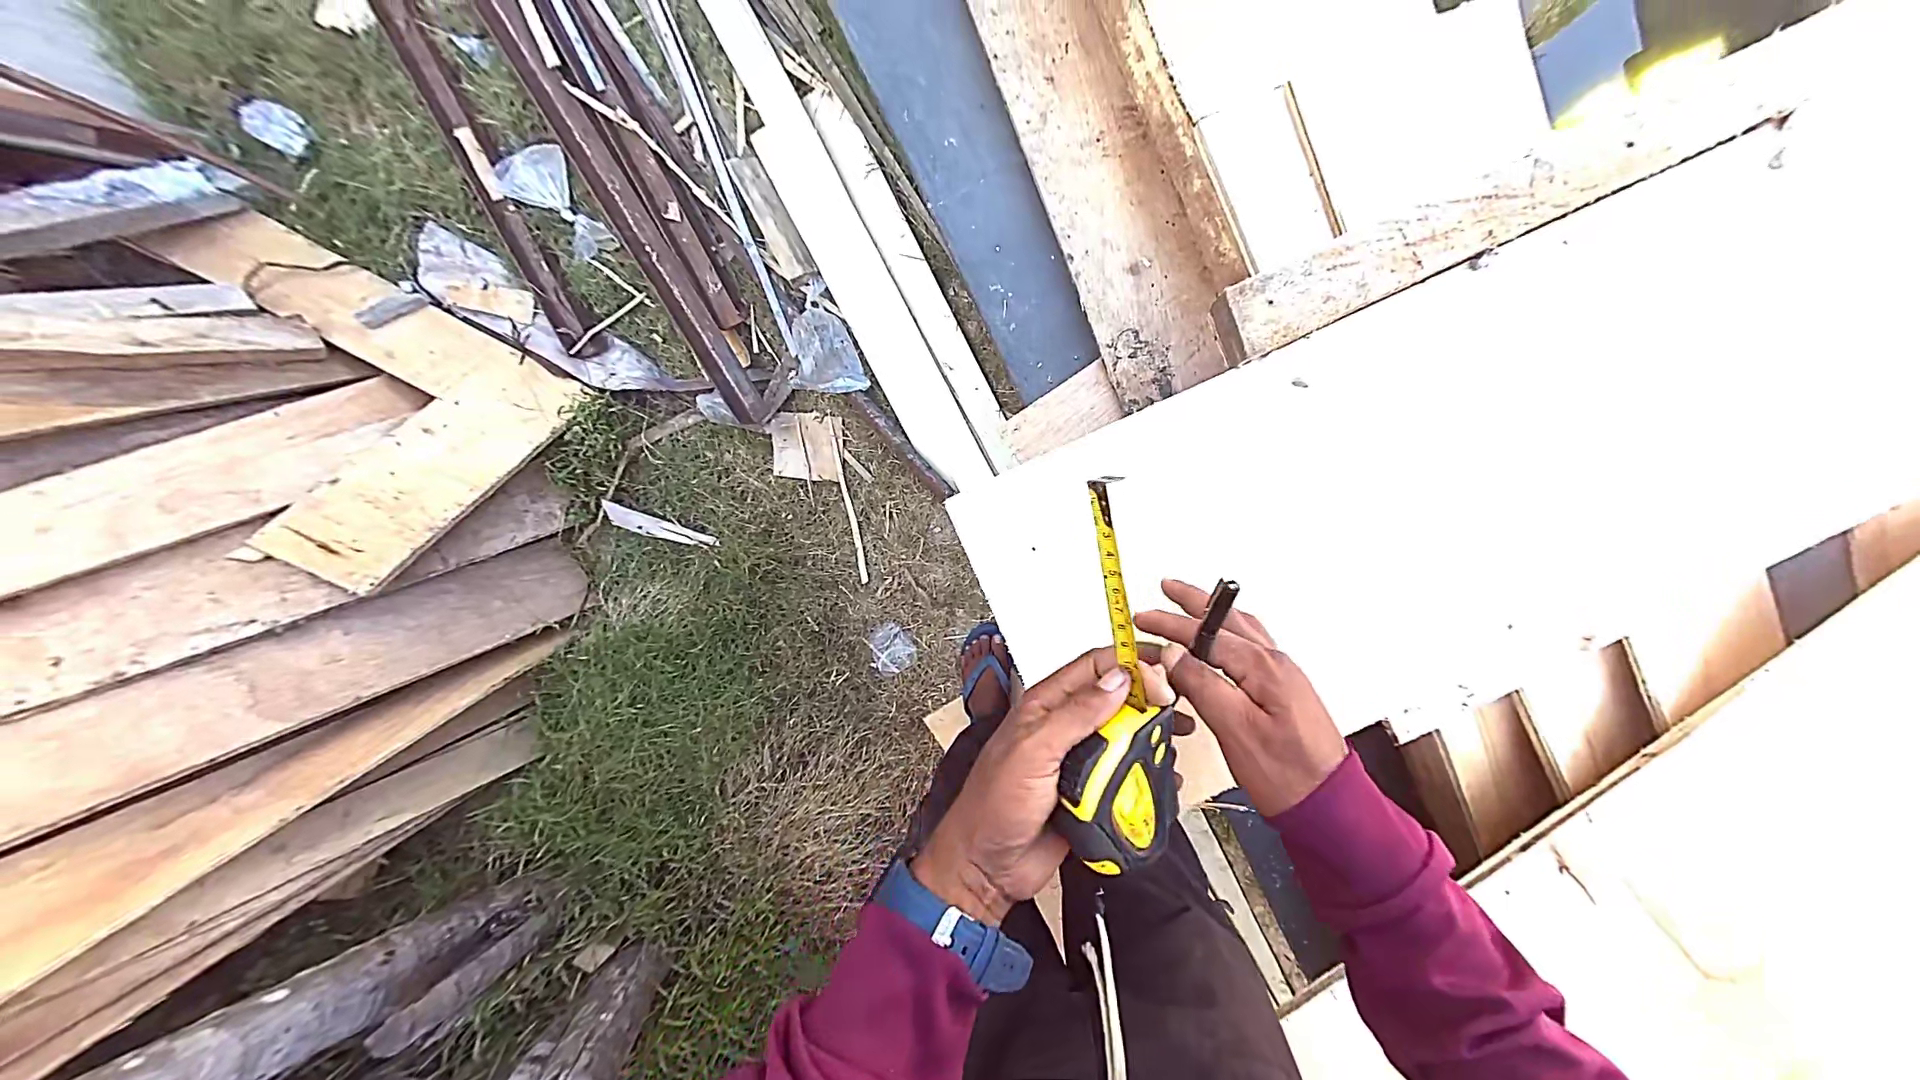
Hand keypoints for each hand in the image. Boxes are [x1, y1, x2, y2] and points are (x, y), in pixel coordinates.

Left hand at [912, 647, 1174, 923]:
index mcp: (1045, 706)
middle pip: (1115, 699)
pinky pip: (1125, 773)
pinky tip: (1166, 774)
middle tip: (1177, 705)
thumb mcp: (1033, 751)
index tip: (1161, 672)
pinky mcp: (1090, 790)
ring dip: (1152, 732)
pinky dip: (1148, 770)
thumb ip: (1075, 714)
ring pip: (1124, 734)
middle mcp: (1063, 727)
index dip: (1128, 664)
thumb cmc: (993, 804)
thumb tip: (1117, 680)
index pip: (1093, 668)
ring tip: (1180, 733)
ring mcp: (1078, 759)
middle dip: (1148, 695)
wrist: (987, 867)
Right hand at [1136, 579, 1347, 816]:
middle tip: (1168, 588)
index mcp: (1263, 668)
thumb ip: (1202, 685)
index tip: (1144, 619)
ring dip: (1212, 612)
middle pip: (1227, 619)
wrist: (1330, 806)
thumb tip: (1174, 655)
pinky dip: (1228, 630)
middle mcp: (1276, 664)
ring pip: (1241, 628)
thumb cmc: (1288, 775)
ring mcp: (1282, 675)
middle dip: (1193, 601)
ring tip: (1191, 602)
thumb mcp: (1236, 729)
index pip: (1206, 634)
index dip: (1170, 624)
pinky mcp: (1283, 689)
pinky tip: (1222, 637)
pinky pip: (1250, 643)